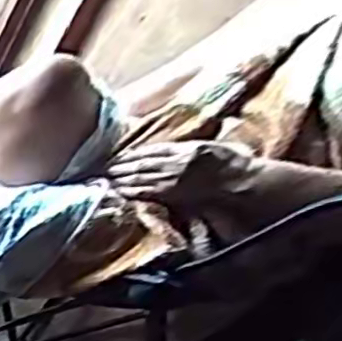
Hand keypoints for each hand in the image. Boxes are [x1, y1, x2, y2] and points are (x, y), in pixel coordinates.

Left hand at [104, 141, 254, 207]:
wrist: (238, 183)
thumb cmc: (230, 164)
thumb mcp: (213, 146)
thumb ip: (190, 147)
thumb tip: (171, 147)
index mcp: (189, 148)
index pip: (155, 149)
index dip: (134, 153)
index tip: (119, 155)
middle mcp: (177, 162)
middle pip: (142, 163)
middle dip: (120, 166)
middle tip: (103, 168)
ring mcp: (171, 179)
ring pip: (138, 177)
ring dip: (119, 178)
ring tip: (104, 178)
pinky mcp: (167, 194)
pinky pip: (141, 192)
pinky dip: (126, 190)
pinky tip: (115, 190)